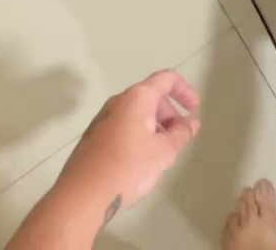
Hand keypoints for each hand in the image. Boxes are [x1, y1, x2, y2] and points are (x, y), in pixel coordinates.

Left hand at [55, 70, 200, 218]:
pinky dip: (138, 135)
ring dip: (154, 127)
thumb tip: (191, 123)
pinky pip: (123, 127)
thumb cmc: (127, 168)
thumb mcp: (163, 153)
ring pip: (136, 113)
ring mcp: (102, 119)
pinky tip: (138, 163)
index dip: (185, 90)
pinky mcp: (93, 137)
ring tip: (160, 154)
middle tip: (178, 138)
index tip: (194, 109)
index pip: (167, 79)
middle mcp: (118, 101)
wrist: (81, 196)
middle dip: (170, 114)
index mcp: (137, 98)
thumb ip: (181, 135)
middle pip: (151, 96)